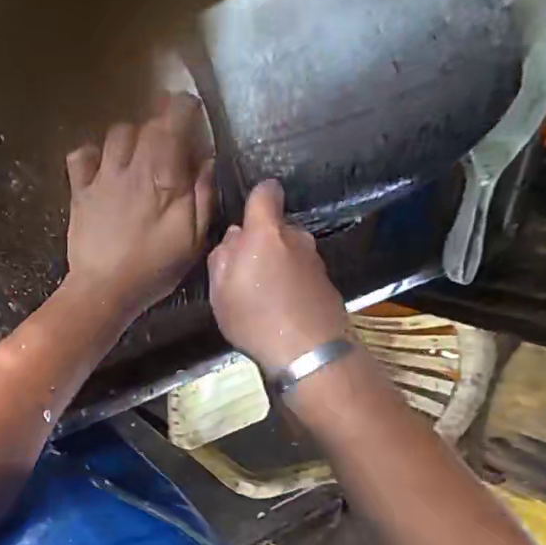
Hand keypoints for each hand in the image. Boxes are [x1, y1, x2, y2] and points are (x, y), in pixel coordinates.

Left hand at [63, 94, 214, 318]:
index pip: (172, 122)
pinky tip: (101, 165)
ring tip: (138, 152)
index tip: (191, 110)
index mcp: (162, 175)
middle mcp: (129, 168)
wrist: (104, 288)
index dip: (182, 108)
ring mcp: (100, 179)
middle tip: (169, 140)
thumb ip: (203, 195)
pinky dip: (91, 153)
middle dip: (159, 124)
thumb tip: (206, 160)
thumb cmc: (154, 266)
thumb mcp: (193, 237)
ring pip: (114, 136)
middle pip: (143, 126)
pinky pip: (80, 157)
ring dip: (129, 137)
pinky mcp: (79, 193)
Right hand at [206, 180, 347, 367]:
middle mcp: (295, 237)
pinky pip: (299, 269)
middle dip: (258, 240)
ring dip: (273, 261)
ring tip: (258, 291)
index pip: (265, 193)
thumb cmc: (254, 317)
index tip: (243, 212)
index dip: (254, 197)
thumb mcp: (219, 290)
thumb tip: (233, 237)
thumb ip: (222, 257)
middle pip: (274, 226)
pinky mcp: (325, 280)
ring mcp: (315, 259)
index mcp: (265, 233)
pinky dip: (288, 279)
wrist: (309, 352)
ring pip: (287, 249)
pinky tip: (278, 305)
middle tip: (240, 268)